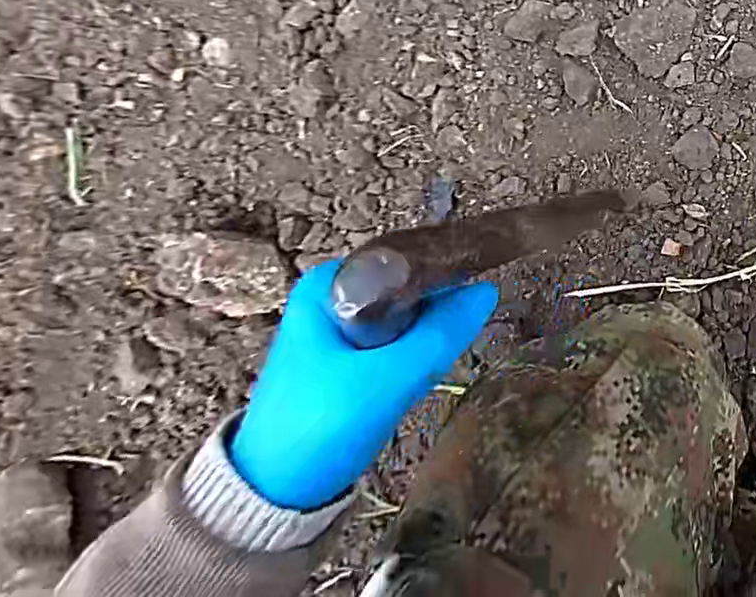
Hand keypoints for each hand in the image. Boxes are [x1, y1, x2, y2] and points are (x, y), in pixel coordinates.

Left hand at [229, 261, 497, 509]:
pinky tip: (413, 377)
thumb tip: (487, 290)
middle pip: (412, 287)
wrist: (269, 495)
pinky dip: (414, 353)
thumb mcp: (391, 377)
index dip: (443, 281)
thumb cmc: (321, 426)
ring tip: (421, 369)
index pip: (409, 260)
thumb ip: (443, 331)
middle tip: (434, 351)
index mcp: (327, 284)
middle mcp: (331, 294)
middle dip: (433, 316)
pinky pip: (400, 336)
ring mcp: (339, 324)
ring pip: (410, 314)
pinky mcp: (349, 351)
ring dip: (426, 337)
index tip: (461, 309)